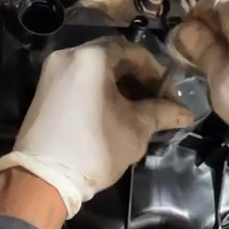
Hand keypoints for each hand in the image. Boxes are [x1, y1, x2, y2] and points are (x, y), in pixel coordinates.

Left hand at [0, 38, 196, 217]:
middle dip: (137, 76)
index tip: (168, 91)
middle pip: (111, 55)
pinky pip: (79, 78)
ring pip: (94, 68)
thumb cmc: (94, 147)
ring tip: (138, 106)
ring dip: (119, 82)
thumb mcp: (136, 129)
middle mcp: (68, 55)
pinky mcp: (45, 89)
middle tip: (156, 98)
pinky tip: (114, 109)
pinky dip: (98, 88)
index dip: (155, 70)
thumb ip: (162, 113)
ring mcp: (53, 71)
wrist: (43, 178)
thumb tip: (186, 112)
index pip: (133, 51)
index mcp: (91, 57)